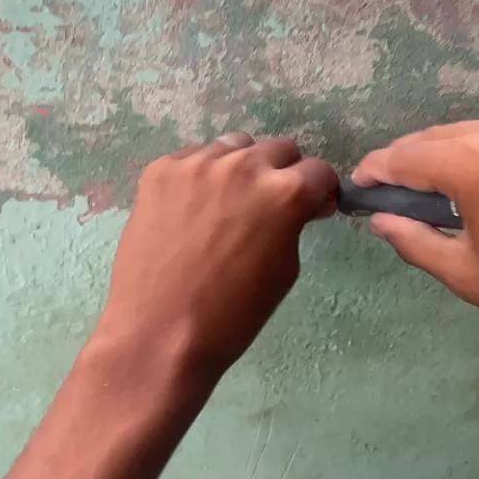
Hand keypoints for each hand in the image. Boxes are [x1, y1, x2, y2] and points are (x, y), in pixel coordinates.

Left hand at [93, 133, 339, 382]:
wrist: (158, 333)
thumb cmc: (232, 315)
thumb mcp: (285, 270)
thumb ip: (294, 222)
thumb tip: (299, 204)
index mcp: (284, 192)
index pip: (319, 170)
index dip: (319, 191)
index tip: (312, 206)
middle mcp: (243, 165)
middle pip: (278, 149)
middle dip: (282, 173)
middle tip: (268, 205)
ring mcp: (197, 162)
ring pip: (233, 146)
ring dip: (241, 167)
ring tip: (226, 202)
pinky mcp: (161, 169)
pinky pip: (193, 158)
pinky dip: (201, 175)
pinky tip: (191, 207)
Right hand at [353, 108, 478, 377]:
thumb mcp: (469, 275)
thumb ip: (414, 239)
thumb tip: (381, 220)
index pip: (408, 154)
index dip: (378, 169)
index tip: (363, 183)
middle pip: (449, 136)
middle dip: (421, 161)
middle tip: (407, 190)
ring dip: (473, 154)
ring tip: (471, 190)